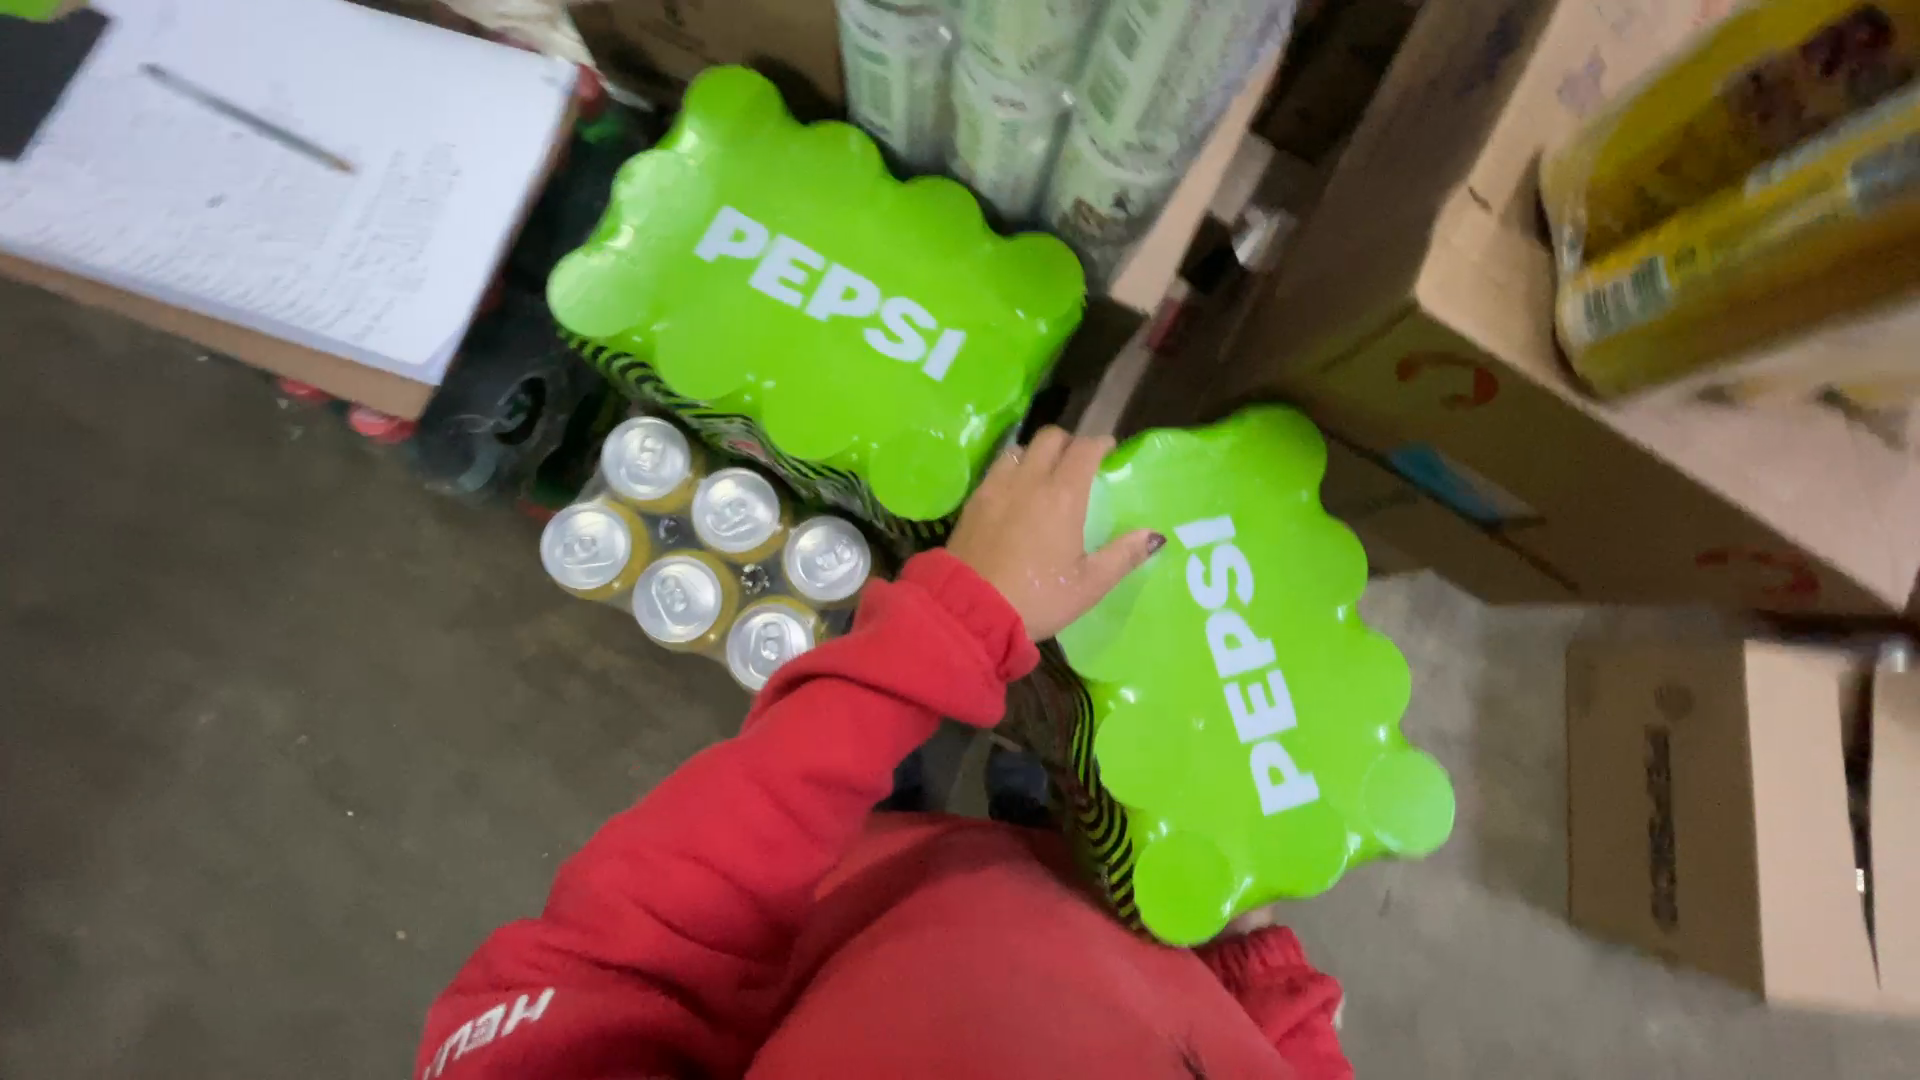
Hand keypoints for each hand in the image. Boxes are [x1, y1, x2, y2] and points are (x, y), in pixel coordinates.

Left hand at [947, 427, 1164, 641]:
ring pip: (1018, 450)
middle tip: (1078, 462)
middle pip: (1049, 438)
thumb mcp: (1089, 585)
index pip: (1084, 449)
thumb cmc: (1037, 598)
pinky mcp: (973, 502)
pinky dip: (1011, 470)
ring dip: (1035, 454)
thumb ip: (1123, 556)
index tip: (1108, 451)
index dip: (1099, 444)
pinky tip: (1015, 494)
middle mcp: (1028, 481)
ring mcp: (996, 488)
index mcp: (1062, 495)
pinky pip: (995, 470)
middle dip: (1068, 442)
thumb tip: (1154, 535)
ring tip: (1043, 475)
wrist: (971, 610)